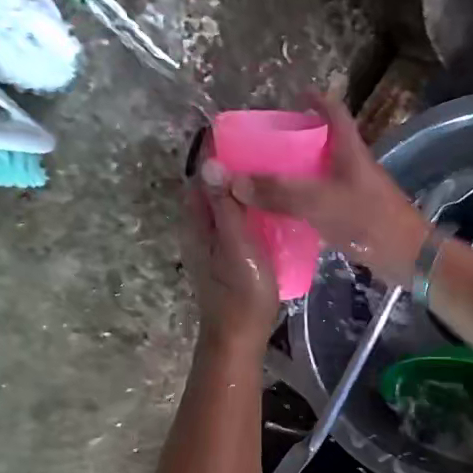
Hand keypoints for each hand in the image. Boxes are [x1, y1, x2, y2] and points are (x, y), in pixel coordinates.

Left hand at [183, 167, 277, 347]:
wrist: (240, 336)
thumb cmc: (240, 291)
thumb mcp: (236, 244)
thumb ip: (225, 206)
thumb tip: (211, 164)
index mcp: (196, 223)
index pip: (201, 176)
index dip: (217, 154)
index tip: (245, 135)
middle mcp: (200, 230)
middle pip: (213, 189)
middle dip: (234, 168)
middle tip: (268, 150)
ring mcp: (214, 245)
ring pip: (226, 206)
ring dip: (244, 189)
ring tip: (275, 172)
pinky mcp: (229, 257)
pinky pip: (236, 222)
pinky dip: (251, 209)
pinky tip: (274, 208)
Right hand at [225, 93, 430, 286]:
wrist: (407, 258)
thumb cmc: (368, 220)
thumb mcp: (319, 202)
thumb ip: (278, 192)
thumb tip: (233, 181)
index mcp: (350, 151)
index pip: (335, 114)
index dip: (317, 101)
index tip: (296, 96)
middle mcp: (352, 167)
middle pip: (323, 144)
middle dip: (296, 141)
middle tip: (265, 145)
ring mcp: (354, 193)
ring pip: (320, 175)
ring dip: (296, 174)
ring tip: (265, 178)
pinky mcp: (353, 216)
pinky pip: (321, 202)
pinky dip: (302, 202)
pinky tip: (282, 213)